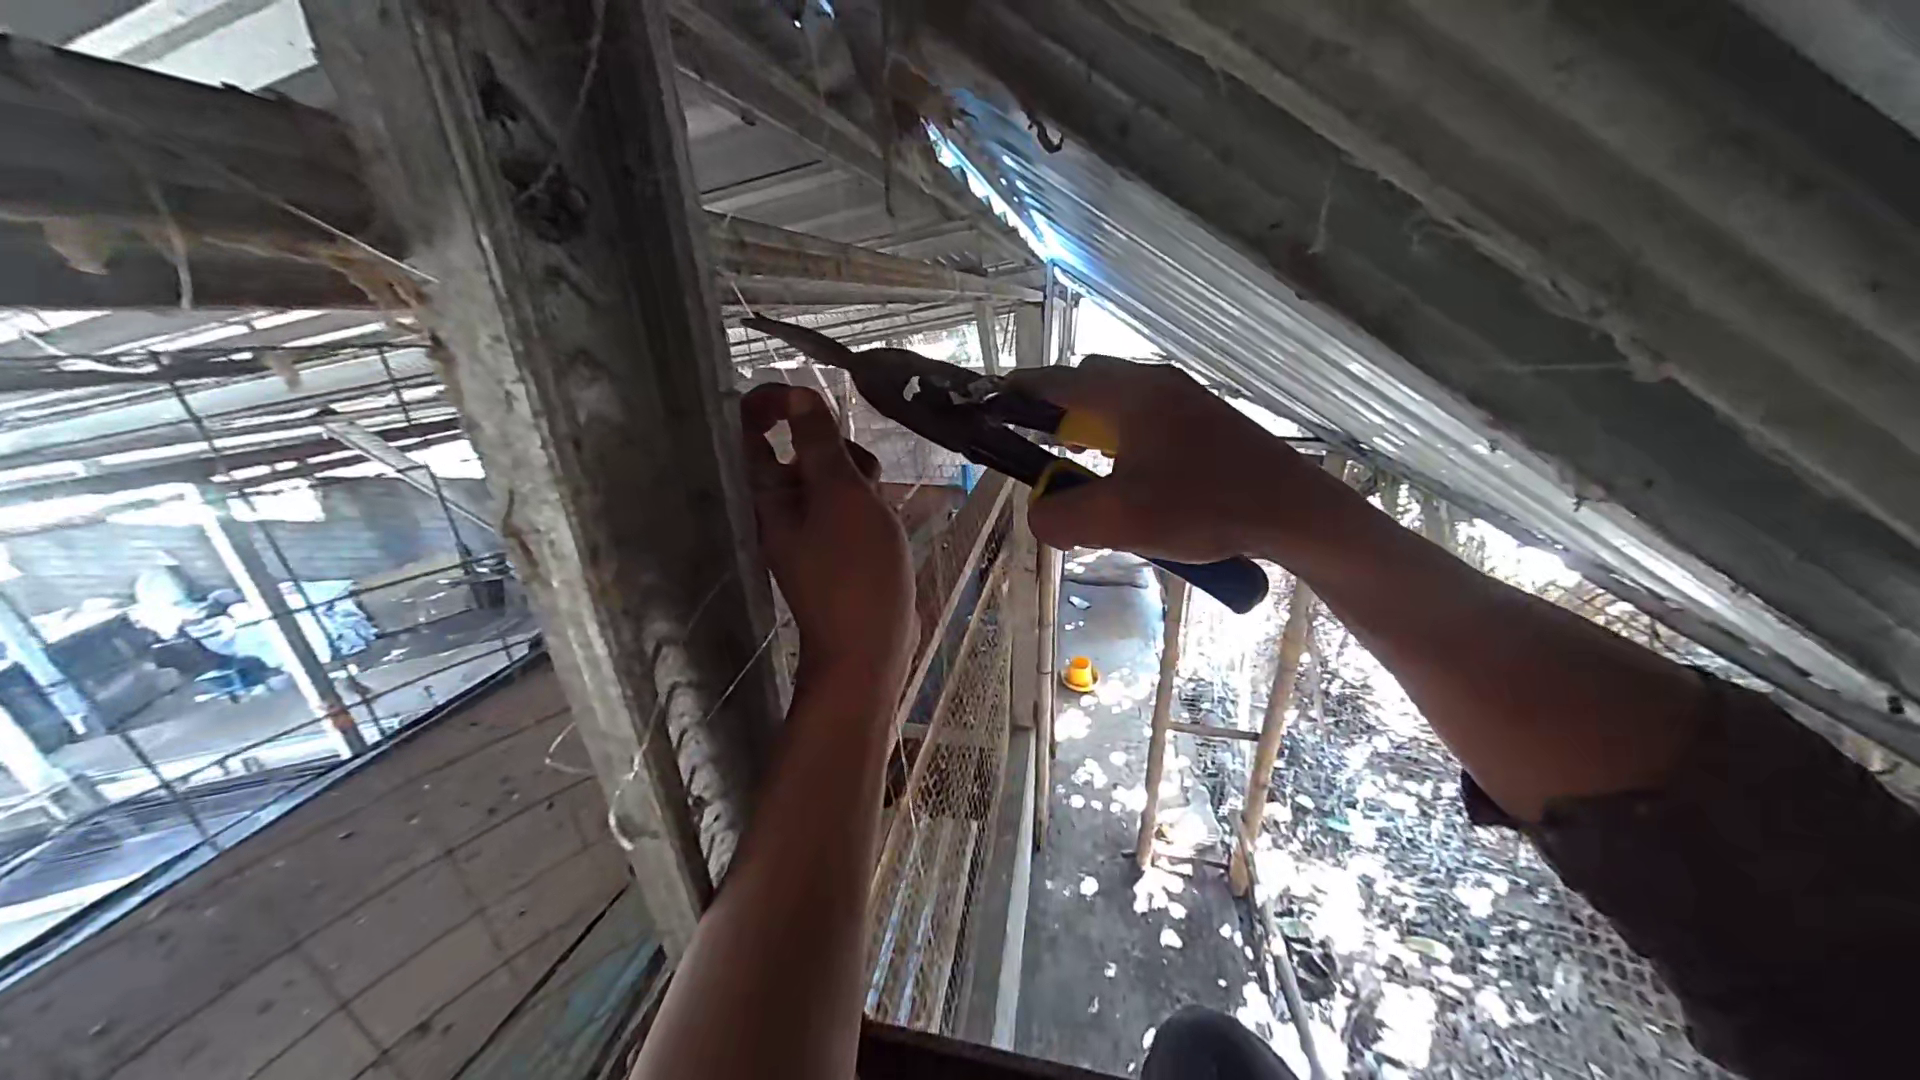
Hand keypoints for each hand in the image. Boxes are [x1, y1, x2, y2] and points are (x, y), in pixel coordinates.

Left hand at [740, 384, 915, 684]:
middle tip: (863, 474)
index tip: (812, 395)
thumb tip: (796, 394)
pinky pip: (851, 507)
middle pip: (802, 450)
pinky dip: (869, 503)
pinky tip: (891, 519)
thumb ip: (820, 444)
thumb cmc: (855, 571)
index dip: (772, 402)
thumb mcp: (841, 497)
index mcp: (770, 495)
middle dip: (837, 448)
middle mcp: (784, 508)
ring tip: (882, 506)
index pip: (752, 429)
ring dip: (861, 477)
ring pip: (835, 477)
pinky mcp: (840, 547)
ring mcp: (813, 529)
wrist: (870, 647)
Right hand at [1003, 356, 1330, 562]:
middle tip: (1044, 451)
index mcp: (1129, 394)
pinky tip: (1130, 478)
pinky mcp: (1204, 420)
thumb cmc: (1205, 507)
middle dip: (1055, 414)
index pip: (1055, 380)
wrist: (1295, 512)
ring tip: (1085, 471)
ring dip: (1091, 431)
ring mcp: (1184, 398)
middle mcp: (1155, 383)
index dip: (1017, 392)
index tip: (992, 406)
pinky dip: (1121, 441)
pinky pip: (1145, 419)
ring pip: (1117, 403)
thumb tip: (1040, 513)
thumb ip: (1061, 517)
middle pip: (1086, 385)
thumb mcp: (1120, 520)